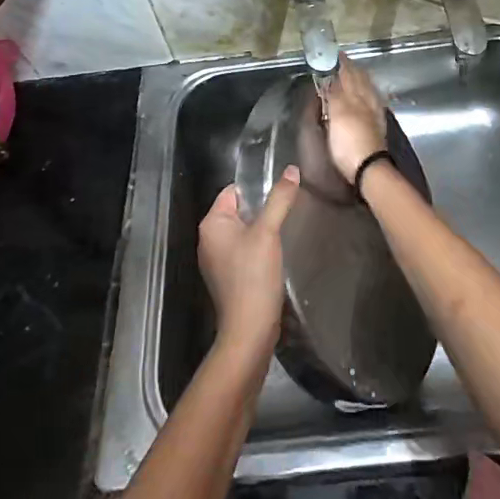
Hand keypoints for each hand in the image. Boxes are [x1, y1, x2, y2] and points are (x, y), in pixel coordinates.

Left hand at [198, 165, 298, 351]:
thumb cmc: (253, 276)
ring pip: (243, 231)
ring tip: (285, 228)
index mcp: (212, 224)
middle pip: (238, 210)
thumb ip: (279, 199)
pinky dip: (259, 247)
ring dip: (262, 229)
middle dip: (261, 208)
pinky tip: (276, 253)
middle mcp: (208, 239)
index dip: (256, 188)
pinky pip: (244, 250)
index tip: (281, 191)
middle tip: (288, 208)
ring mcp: (217, 259)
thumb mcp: (268, 232)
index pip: (233, 191)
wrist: (249, 329)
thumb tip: (291, 169)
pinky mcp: (228, 276)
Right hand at [323, 62, 388, 181]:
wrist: (369, 169)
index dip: (341, 64)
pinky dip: (368, 94)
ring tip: (356, 73)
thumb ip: (334, 94)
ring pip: (368, 91)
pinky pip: (373, 102)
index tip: (335, 54)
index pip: (348, 75)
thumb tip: (330, 77)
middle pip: (360, 81)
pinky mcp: (376, 128)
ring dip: (362, 80)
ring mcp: (374, 115)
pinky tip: (368, 96)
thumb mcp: (337, 114)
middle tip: (344, 61)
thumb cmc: (348, 142)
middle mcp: (367, 102)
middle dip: (352, 70)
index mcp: (355, 97)